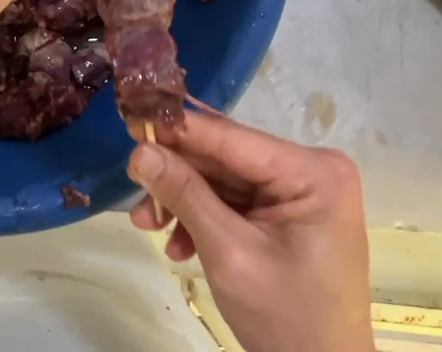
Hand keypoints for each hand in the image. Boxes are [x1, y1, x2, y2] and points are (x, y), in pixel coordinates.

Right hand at [129, 114, 373, 351]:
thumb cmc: (287, 319)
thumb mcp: (229, 253)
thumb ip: (184, 195)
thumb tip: (138, 151)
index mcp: (312, 171)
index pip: (229, 137)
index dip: (175, 129)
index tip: (130, 121)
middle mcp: (309, 168)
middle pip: (223, 157)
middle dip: (175, 176)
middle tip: (132, 186)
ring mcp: (299, 189)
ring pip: (220, 177)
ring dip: (181, 199)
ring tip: (147, 224)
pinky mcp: (287, 209)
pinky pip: (232, 198)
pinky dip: (201, 215)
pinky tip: (178, 242)